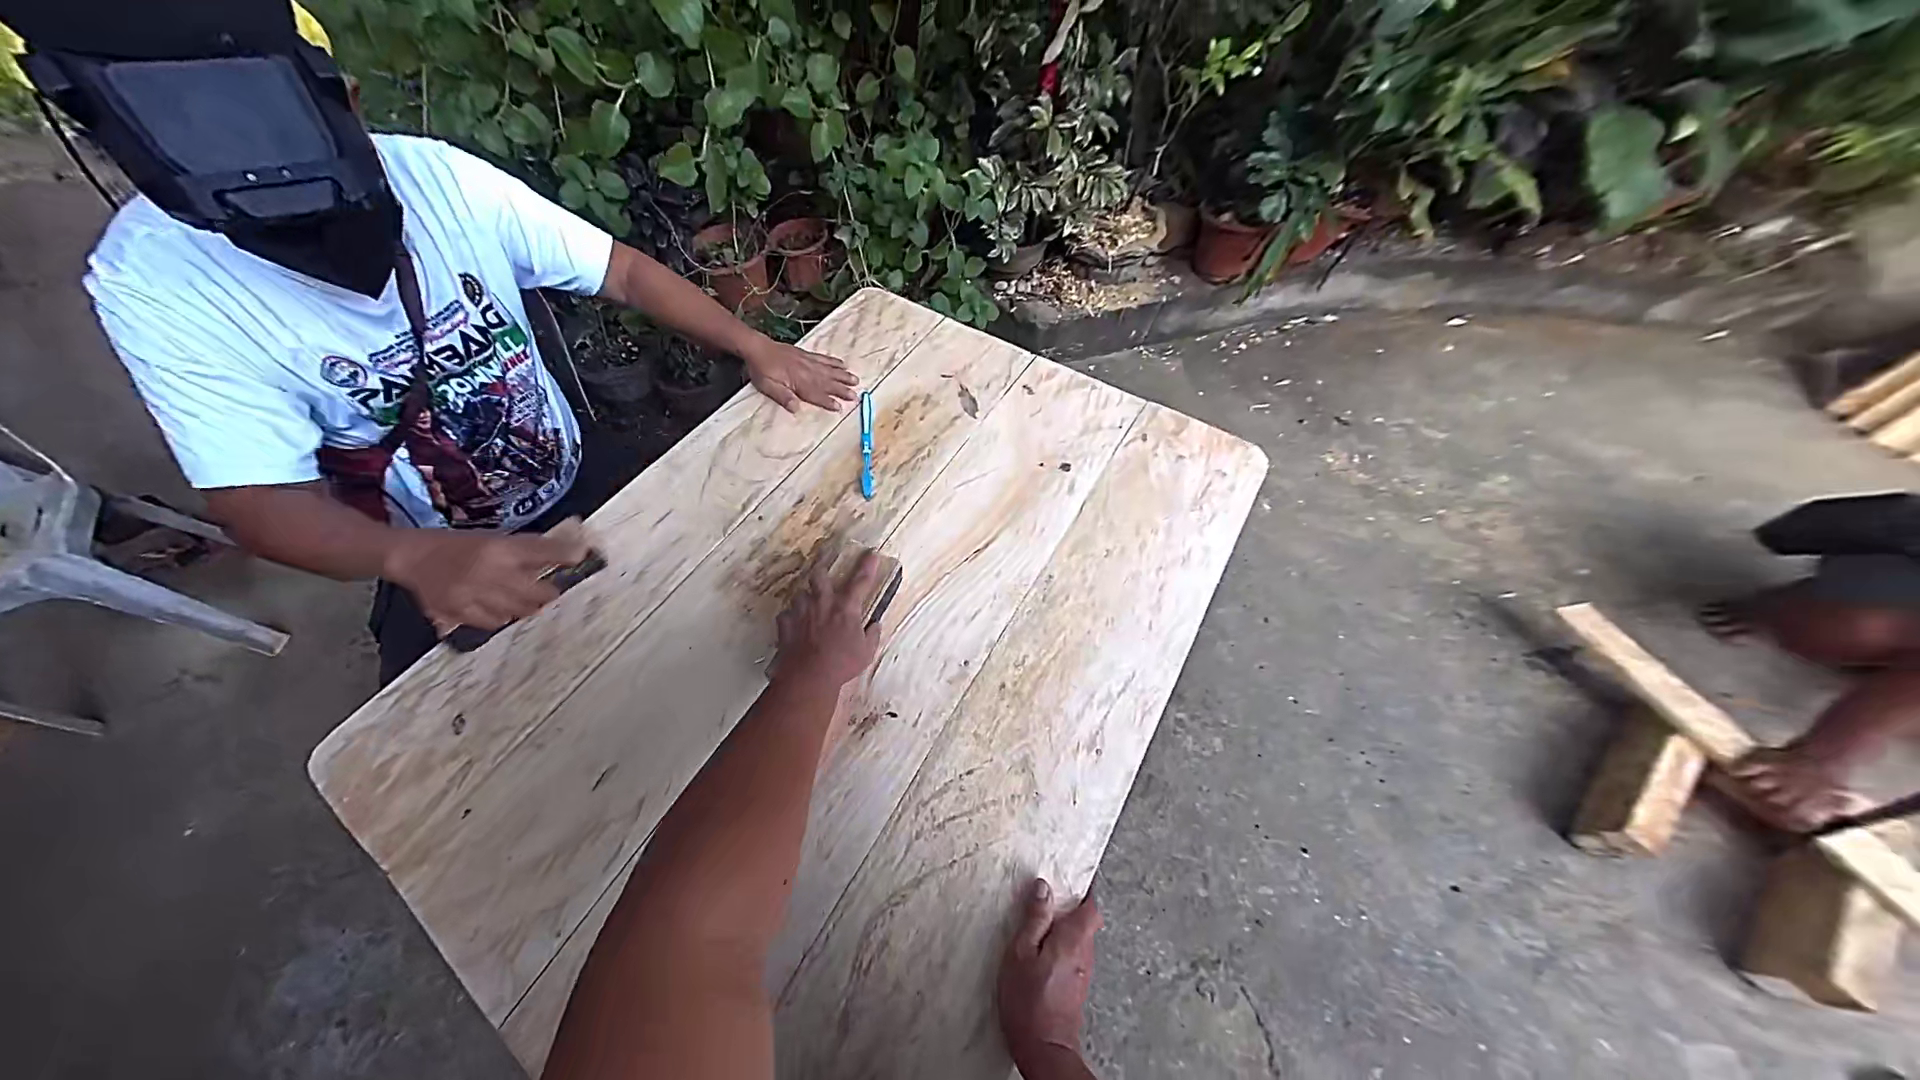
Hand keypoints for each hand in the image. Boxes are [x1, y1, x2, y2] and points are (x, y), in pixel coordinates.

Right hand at [382, 527, 589, 631]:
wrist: (410, 557)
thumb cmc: (461, 546)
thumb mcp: (498, 539)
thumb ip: (534, 548)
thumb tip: (574, 552)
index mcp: (501, 549)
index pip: (548, 553)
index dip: (570, 556)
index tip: (581, 557)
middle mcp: (489, 573)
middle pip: (541, 594)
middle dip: (548, 593)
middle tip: (546, 591)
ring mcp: (472, 596)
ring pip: (520, 612)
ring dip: (526, 606)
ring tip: (519, 599)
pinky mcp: (456, 613)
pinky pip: (494, 623)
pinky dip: (501, 617)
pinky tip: (496, 607)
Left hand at [743, 338, 859, 412]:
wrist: (757, 347)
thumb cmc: (761, 369)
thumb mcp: (767, 386)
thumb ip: (783, 397)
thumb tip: (796, 409)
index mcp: (798, 382)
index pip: (816, 394)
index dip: (828, 401)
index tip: (839, 407)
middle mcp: (807, 371)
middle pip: (827, 382)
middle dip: (842, 390)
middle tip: (855, 396)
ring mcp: (808, 361)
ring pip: (829, 370)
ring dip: (843, 376)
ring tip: (856, 380)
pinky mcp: (806, 354)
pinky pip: (824, 359)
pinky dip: (834, 362)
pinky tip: (843, 364)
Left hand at [773, 548, 884, 689]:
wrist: (808, 676)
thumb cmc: (841, 664)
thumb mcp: (866, 652)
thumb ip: (872, 635)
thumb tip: (875, 626)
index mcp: (846, 607)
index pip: (861, 580)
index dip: (868, 566)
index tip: (872, 554)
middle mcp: (822, 603)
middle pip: (820, 575)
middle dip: (822, 573)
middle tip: (824, 578)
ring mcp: (801, 611)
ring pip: (800, 594)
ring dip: (805, 599)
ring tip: (808, 608)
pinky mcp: (785, 623)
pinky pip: (787, 614)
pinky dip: (791, 618)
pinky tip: (795, 626)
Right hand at [998, 878, 1101, 1070]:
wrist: (1043, 1049)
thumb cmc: (1029, 1002)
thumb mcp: (1021, 952)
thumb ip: (1034, 919)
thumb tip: (1042, 889)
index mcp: (1074, 939)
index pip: (1091, 906)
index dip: (1083, 890)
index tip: (1068, 880)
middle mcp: (1084, 954)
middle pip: (1086, 921)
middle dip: (1070, 909)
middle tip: (1047, 902)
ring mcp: (1083, 972)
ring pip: (1080, 939)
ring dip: (1064, 930)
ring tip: (1039, 927)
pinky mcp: (1076, 987)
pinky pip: (1073, 956)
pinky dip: (1061, 948)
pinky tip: (1041, 954)